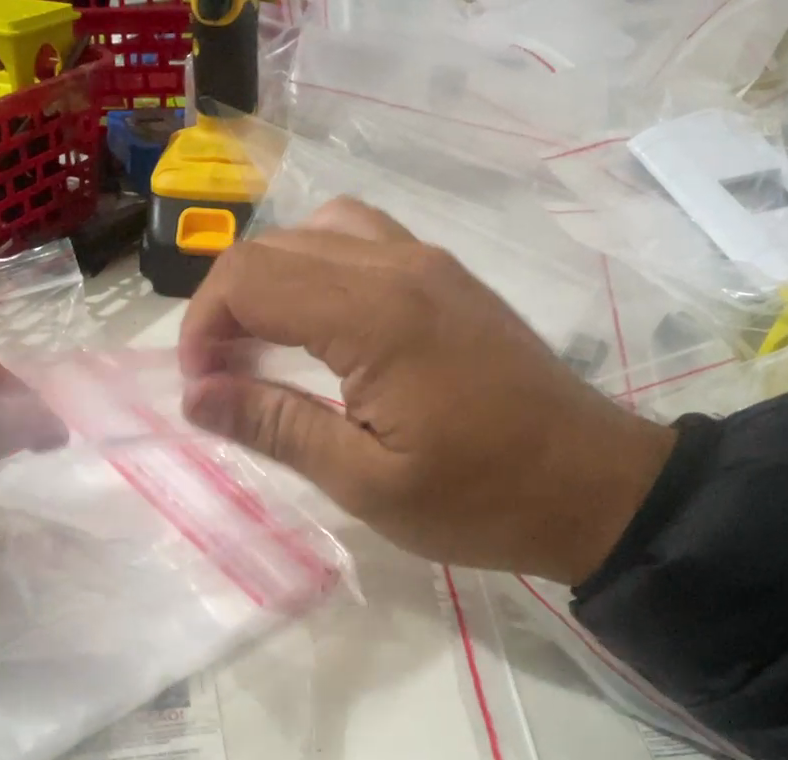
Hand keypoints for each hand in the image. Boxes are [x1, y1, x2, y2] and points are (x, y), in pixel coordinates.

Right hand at [179, 198, 675, 585]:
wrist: (592, 488)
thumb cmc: (479, 499)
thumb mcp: (365, 482)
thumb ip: (276, 427)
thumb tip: (195, 397)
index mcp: (374, 316)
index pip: (249, 279)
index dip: (202, 328)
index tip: (201, 390)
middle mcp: (399, 266)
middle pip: (275, 247)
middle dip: (227, 306)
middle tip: (223, 380)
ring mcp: (430, 263)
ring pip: (318, 231)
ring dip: (274, 281)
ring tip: (265, 347)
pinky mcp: (449, 277)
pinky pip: (362, 242)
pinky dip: (319, 271)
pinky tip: (322, 330)